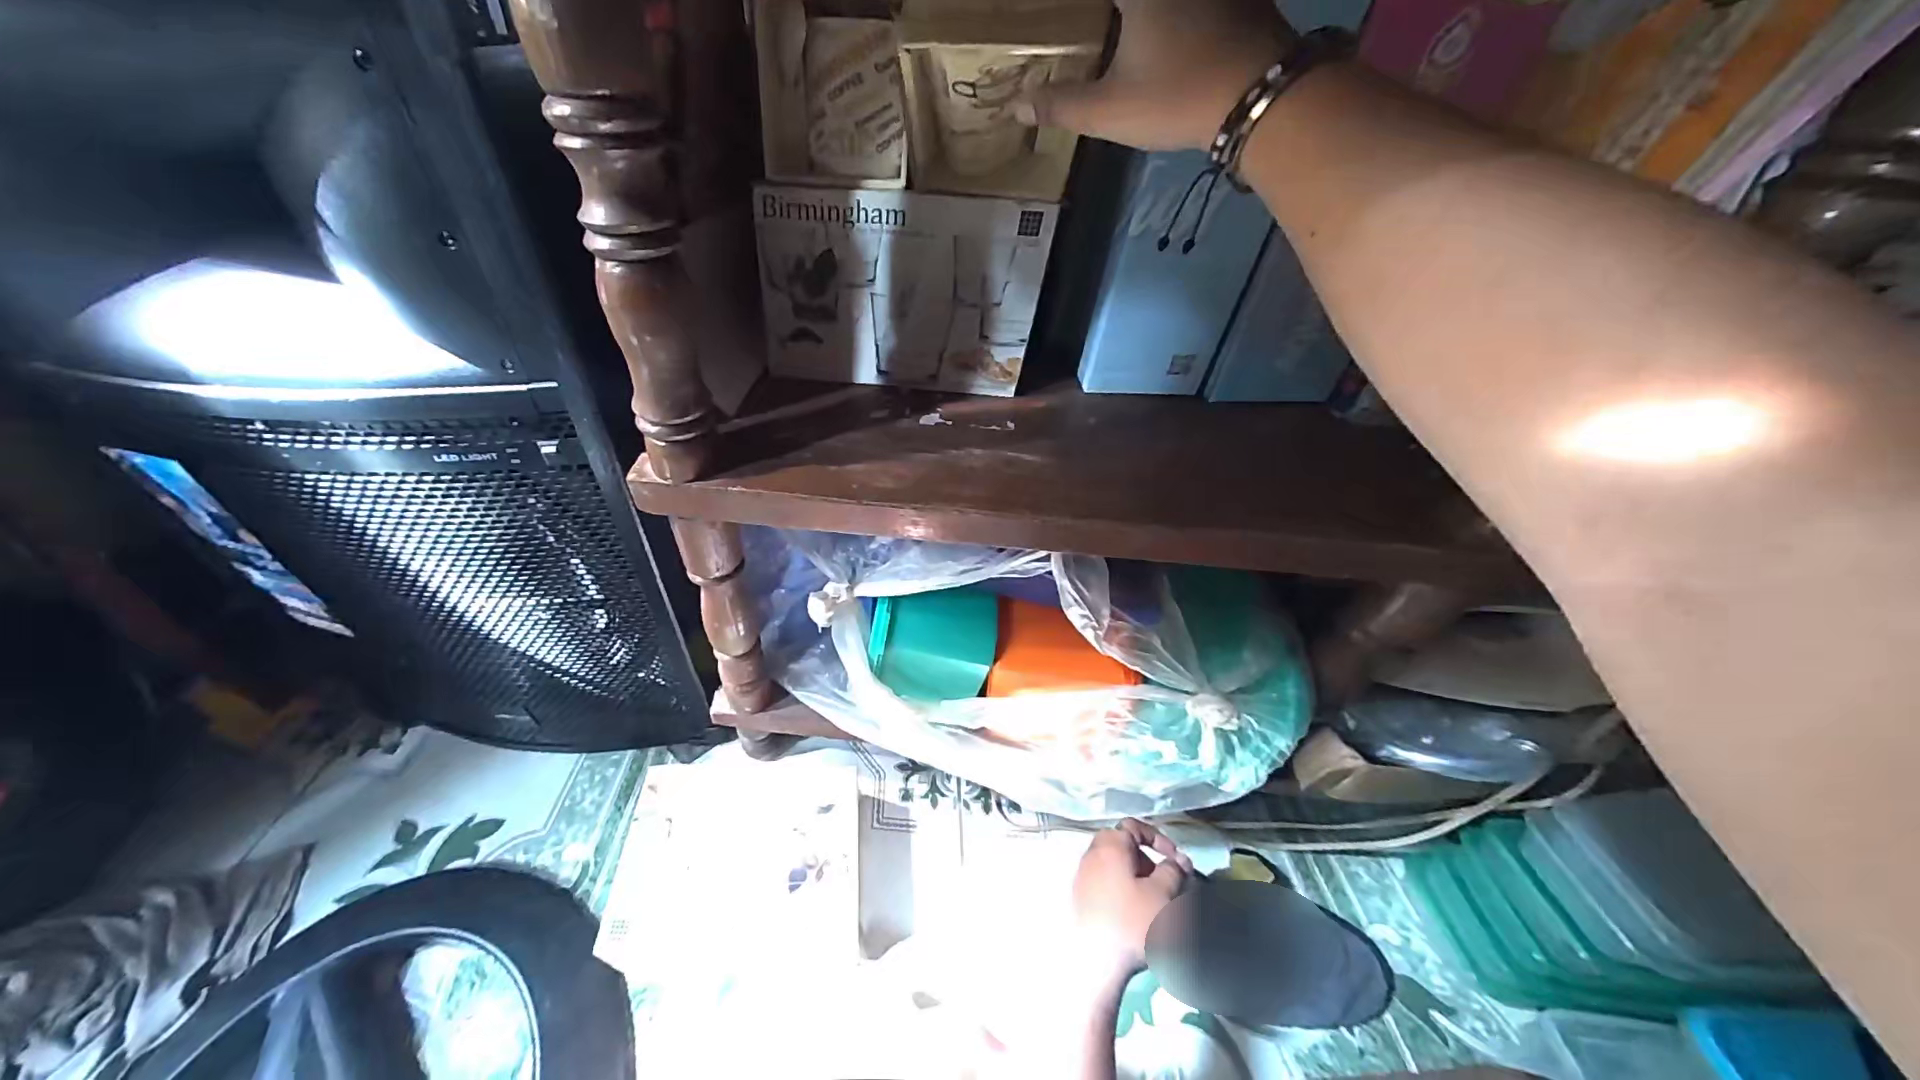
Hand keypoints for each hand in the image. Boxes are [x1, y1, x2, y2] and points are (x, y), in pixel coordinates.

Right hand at [1019, 0, 1294, 150]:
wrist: (1261, 95)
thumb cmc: (1176, 97)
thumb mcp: (1109, 110)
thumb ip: (1061, 105)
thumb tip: (1015, 105)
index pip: (1095, 0)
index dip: (1072, 13)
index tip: (1058, 18)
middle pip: (1127, 2)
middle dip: (1108, 17)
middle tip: (1102, 28)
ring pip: (1163, 5)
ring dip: (1143, 17)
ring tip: (1126, 29)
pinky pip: (1197, 6)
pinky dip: (1182, 16)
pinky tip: (1176, 30)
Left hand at [1071, 818, 1195, 976]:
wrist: (1095, 961)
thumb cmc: (1132, 920)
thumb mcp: (1162, 893)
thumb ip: (1173, 871)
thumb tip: (1178, 861)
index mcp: (1109, 845)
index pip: (1135, 827)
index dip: (1160, 839)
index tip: (1176, 861)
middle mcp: (1092, 854)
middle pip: (1126, 849)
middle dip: (1151, 864)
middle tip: (1168, 885)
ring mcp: (1083, 877)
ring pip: (1117, 869)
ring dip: (1140, 880)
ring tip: (1157, 905)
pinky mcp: (1081, 899)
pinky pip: (1107, 885)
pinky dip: (1125, 892)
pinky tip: (1137, 916)